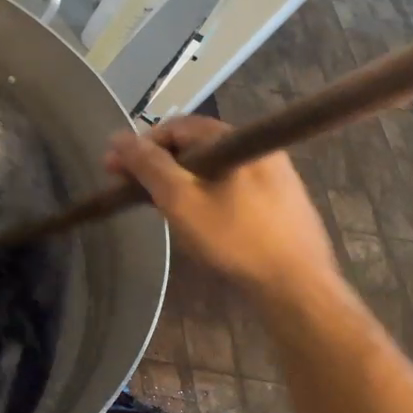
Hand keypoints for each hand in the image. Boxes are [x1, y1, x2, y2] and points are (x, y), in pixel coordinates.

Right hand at [105, 115, 339, 295]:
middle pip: (193, 145)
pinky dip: (202, 191)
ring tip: (158, 204)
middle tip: (131, 188)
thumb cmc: (233, 238)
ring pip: (210, 166)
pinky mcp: (280, 198)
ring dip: (177, 179)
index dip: (141, 145)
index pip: (176, 127)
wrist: (296, 285)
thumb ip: (148, 165)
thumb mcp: (179, 200)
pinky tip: (194, 214)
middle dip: (157, 163)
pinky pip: (229, 183)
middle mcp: (257, 149)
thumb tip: (118, 137)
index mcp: (235, 142)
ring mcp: (273, 174)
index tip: (116, 170)